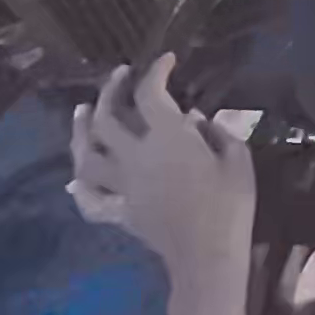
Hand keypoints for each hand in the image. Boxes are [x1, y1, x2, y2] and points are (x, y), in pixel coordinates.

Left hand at [69, 54, 256, 305]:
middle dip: (111, 91)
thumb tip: (194, 118)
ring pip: (86, 155)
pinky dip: (80, 187)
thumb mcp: (238, 157)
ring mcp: (123, 186)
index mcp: (168, 138)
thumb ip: (217, 132)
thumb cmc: (230, 202)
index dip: (156, 71)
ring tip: (82, 112)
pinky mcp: (120, 212)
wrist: (208, 255)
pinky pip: (90, 199)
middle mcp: (136, 157)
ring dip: (80, 130)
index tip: (166, 59)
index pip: (151, 94)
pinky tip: (77, 177)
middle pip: (107, 118)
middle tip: (119, 75)